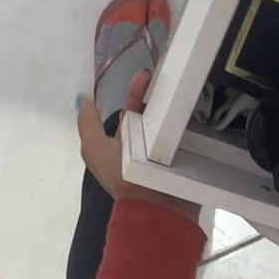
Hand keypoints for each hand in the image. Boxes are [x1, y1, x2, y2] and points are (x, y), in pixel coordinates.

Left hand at [78, 70, 199, 218]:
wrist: (154, 204)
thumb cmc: (122, 175)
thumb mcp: (94, 149)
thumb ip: (88, 124)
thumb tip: (83, 98)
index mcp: (125, 140)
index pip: (132, 107)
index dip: (136, 90)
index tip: (145, 75)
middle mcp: (147, 142)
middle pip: (156, 110)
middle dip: (160, 92)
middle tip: (169, 77)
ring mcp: (169, 148)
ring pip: (174, 118)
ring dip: (178, 102)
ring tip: (184, 86)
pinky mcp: (188, 154)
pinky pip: (190, 131)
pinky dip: (192, 118)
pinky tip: (196, 103)